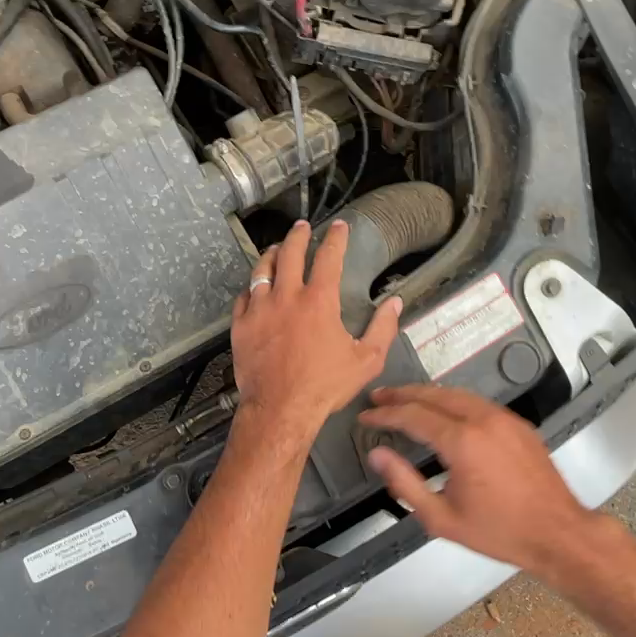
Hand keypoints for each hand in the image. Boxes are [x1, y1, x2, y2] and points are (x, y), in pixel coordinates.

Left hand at [232, 219, 401, 430]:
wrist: (280, 410)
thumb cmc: (324, 386)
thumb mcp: (366, 361)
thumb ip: (382, 328)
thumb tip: (394, 303)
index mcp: (319, 301)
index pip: (328, 257)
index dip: (335, 238)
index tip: (339, 226)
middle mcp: (286, 297)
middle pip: (290, 253)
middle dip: (298, 235)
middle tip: (302, 227)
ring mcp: (259, 310)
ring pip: (262, 270)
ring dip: (271, 255)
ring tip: (276, 249)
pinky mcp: (240, 326)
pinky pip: (243, 297)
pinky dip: (251, 288)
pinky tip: (256, 287)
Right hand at [359, 385, 609, 572]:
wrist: (558, 533)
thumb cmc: (498, 531)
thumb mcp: (442, 518)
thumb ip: (404, 483)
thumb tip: (377, 454)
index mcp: (462, 441)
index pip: (412, 416)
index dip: (385, 414)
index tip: (365, 416)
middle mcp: (482, 420)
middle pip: (433, 395)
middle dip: (402, 394)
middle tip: (378, 397)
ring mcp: (503, 418)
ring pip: (456, 394)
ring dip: (426, 394)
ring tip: (404, 400)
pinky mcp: (518, 423)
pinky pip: (477, 402)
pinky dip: (452, 401)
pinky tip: (442, 411)